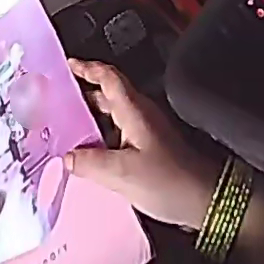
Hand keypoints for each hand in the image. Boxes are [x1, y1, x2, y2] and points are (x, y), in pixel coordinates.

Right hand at [65, 59, 221, 229]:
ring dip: (90, 115)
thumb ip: (91, 163)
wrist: (204, 199)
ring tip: (66, 126)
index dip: (87, 67)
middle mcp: (139, 113)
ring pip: (112, 112)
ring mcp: (144, 129)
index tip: (68, 64)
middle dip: (83, 91)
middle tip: (58, 98)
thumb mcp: (123, 173)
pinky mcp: (147, 146)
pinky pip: (117, 131)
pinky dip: (100, 134)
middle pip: (107, 92)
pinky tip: (88, 152)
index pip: (108, 77)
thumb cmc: (169, 180)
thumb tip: (67, 156)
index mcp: (133, 109)